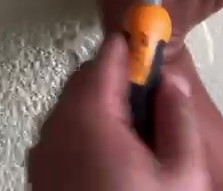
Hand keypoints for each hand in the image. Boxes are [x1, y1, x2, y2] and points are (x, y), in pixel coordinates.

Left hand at [27, 34, 206, 190]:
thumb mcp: (182, 177)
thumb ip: (179, 118)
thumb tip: (172, 83)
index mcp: (88, 116)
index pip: (110, 55)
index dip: (136, 47)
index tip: (154, 45)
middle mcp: (56, 129)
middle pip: (88, 80)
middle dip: (120, 84)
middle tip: (154, 109)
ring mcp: (43, 157)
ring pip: (73, 108)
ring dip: (102, 111)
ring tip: (139, 147)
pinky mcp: (40, 181)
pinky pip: (63, 138)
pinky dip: (85, 138)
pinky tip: (114, 168)